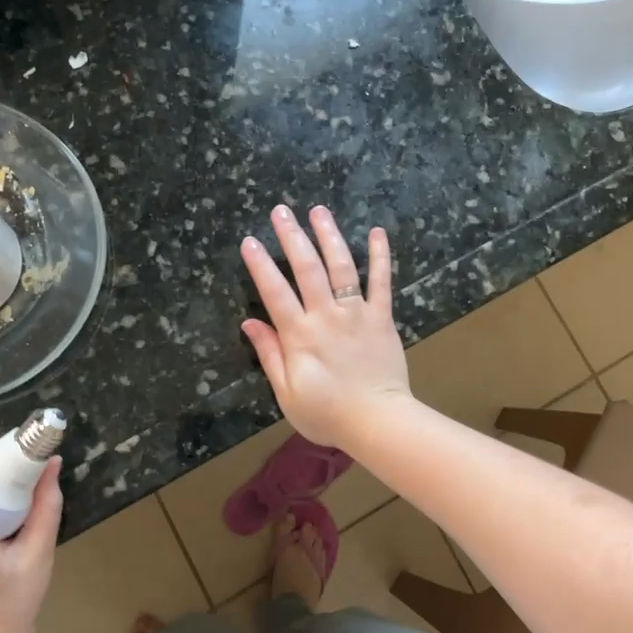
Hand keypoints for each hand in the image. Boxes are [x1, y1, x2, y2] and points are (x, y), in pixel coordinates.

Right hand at [239, 205, 411, 445]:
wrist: (378, 422)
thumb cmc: (327, 414)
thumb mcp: (287, 393)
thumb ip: (270, 354)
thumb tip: (250, 323)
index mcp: (300, 335)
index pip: (275, 292)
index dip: (260, 265)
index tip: (249, 241)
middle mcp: (326, 316)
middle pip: (307, 268)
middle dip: (292, 237)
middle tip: (280, 211)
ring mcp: (356, 313)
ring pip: (341, 266)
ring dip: (329, 236)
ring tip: (318, 210)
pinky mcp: (382, 318)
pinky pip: (382, 282)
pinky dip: (380, 256)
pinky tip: (377, 232)